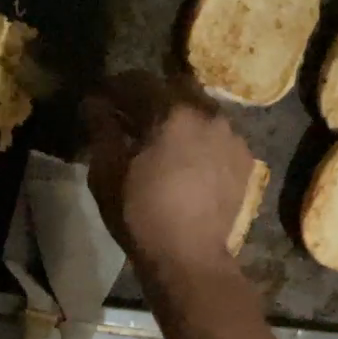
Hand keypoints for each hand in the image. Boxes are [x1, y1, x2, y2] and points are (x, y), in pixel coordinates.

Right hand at [82, 70, 255, 270]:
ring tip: (159, 140)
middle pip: (175, 88)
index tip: (99, 99)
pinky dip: (197, 139)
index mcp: (171, 112)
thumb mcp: (107, 174)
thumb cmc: (139, 216)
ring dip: (177, 117)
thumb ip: (101, 130)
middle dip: (149, 97)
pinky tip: (184, 161)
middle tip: (129, 117)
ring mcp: (231, 135)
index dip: (114, 86)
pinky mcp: (243, 159)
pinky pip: (217, 135)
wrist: (188, 257)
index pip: (138, 81)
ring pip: (200, 110)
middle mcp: (207, 113)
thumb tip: (94, 103)